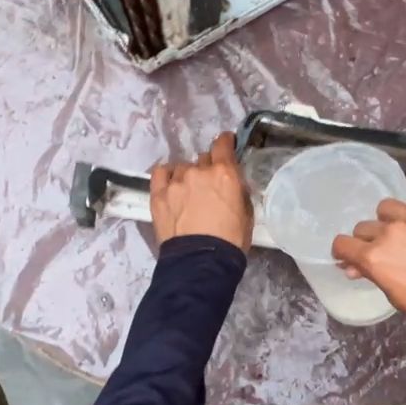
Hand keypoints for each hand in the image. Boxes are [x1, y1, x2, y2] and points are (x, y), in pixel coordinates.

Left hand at [150, 132, 253, 250]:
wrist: (201, 262)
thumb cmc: (231, 241)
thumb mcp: (246, 215)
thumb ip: (239, 193)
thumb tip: (233, 186)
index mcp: (225, 174)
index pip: (223, 145)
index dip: (225, 142)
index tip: (226, 142)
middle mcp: (200, 172)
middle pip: (203, 159)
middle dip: (208, 168)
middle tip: (210, 185)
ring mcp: (176, 182)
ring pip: (183, 168)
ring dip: (188, 176)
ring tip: (189, 193)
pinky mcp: (159, 194)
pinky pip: (161, 173)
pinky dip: (167, 175)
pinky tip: (171, 183)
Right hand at [330, 195, 405, 344]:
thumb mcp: (401, 300)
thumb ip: (377, 276)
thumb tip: (358, 267)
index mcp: (376, 258)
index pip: (342, 243)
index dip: (345, 252)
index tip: (352, 257)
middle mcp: (392, 231)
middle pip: (364, 226)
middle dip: (370, 239)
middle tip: (386, 252)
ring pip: (388, 207)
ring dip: (391, 220)